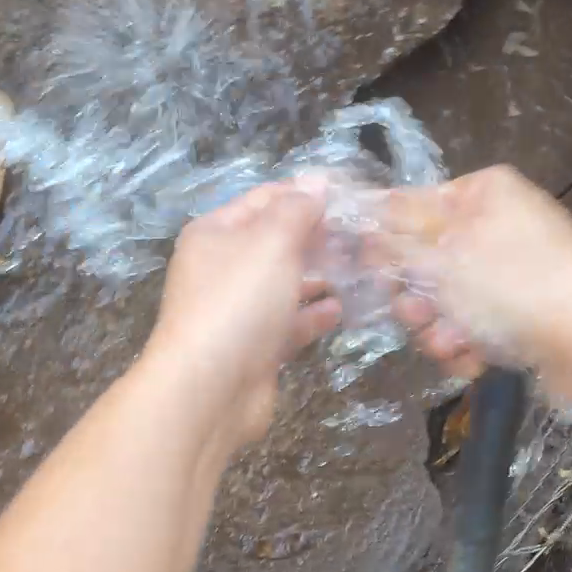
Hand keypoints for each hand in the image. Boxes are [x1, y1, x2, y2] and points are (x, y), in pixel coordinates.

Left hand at [139, 181, 342, 450]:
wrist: (208, 388)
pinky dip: (312, 316)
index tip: (349, 196)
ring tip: (361, 270)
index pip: (264, 199)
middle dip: (315, 238)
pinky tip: (342, 309)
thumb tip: (315, 182)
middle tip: (363, 236)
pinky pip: (287, 325)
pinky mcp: (253, 350)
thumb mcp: (271, 241)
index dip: (304, 194)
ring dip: (319, 277)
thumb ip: (297, 210)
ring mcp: (236, 313)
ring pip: (283, 286)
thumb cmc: (237, 302)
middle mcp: (221, 270)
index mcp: (215, 234)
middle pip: (274, 244)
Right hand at [384, 166, 571, 393]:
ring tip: (454, 343)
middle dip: (416, 299)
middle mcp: (493, 227)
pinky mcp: (518, 315)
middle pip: (423, 264)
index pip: (410, 208)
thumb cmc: (514, 280)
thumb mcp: (444, 253)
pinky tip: (475, 360)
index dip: (383, 243)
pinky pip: (470, 329)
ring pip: (443, 305)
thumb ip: (394, 237)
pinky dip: (466, 347)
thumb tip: (358, 213)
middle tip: (417, 315)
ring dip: (438, 331)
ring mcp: (507, 273)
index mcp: (480, 193)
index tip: (366, 273)